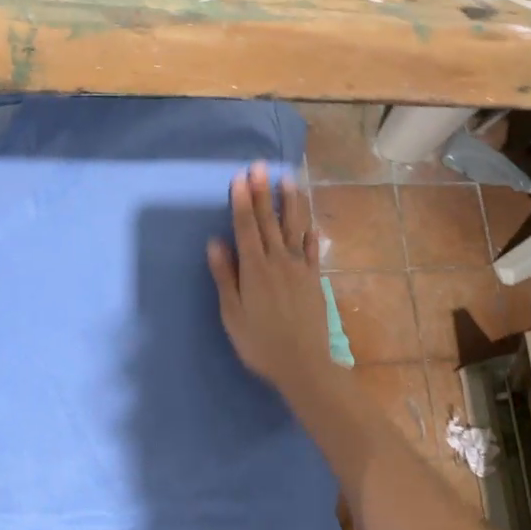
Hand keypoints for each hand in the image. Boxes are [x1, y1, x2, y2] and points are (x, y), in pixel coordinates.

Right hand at [207, 162, 334, 396]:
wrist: (304, 364)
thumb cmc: (260, 343)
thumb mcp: (232, 314)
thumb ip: (225, 276)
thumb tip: (216, 243)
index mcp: (254, 269)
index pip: (246, 228)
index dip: (242, 201)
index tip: (240, 177)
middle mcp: (278, 262)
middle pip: (269, 221)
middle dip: (263, 192)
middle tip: (260, 165)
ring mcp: (300, 269)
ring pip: (294, 229)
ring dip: (290, 203)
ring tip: (288, 179)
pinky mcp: (315, 281)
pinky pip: (312, 251)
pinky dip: (310, 235)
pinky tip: (310, 224)